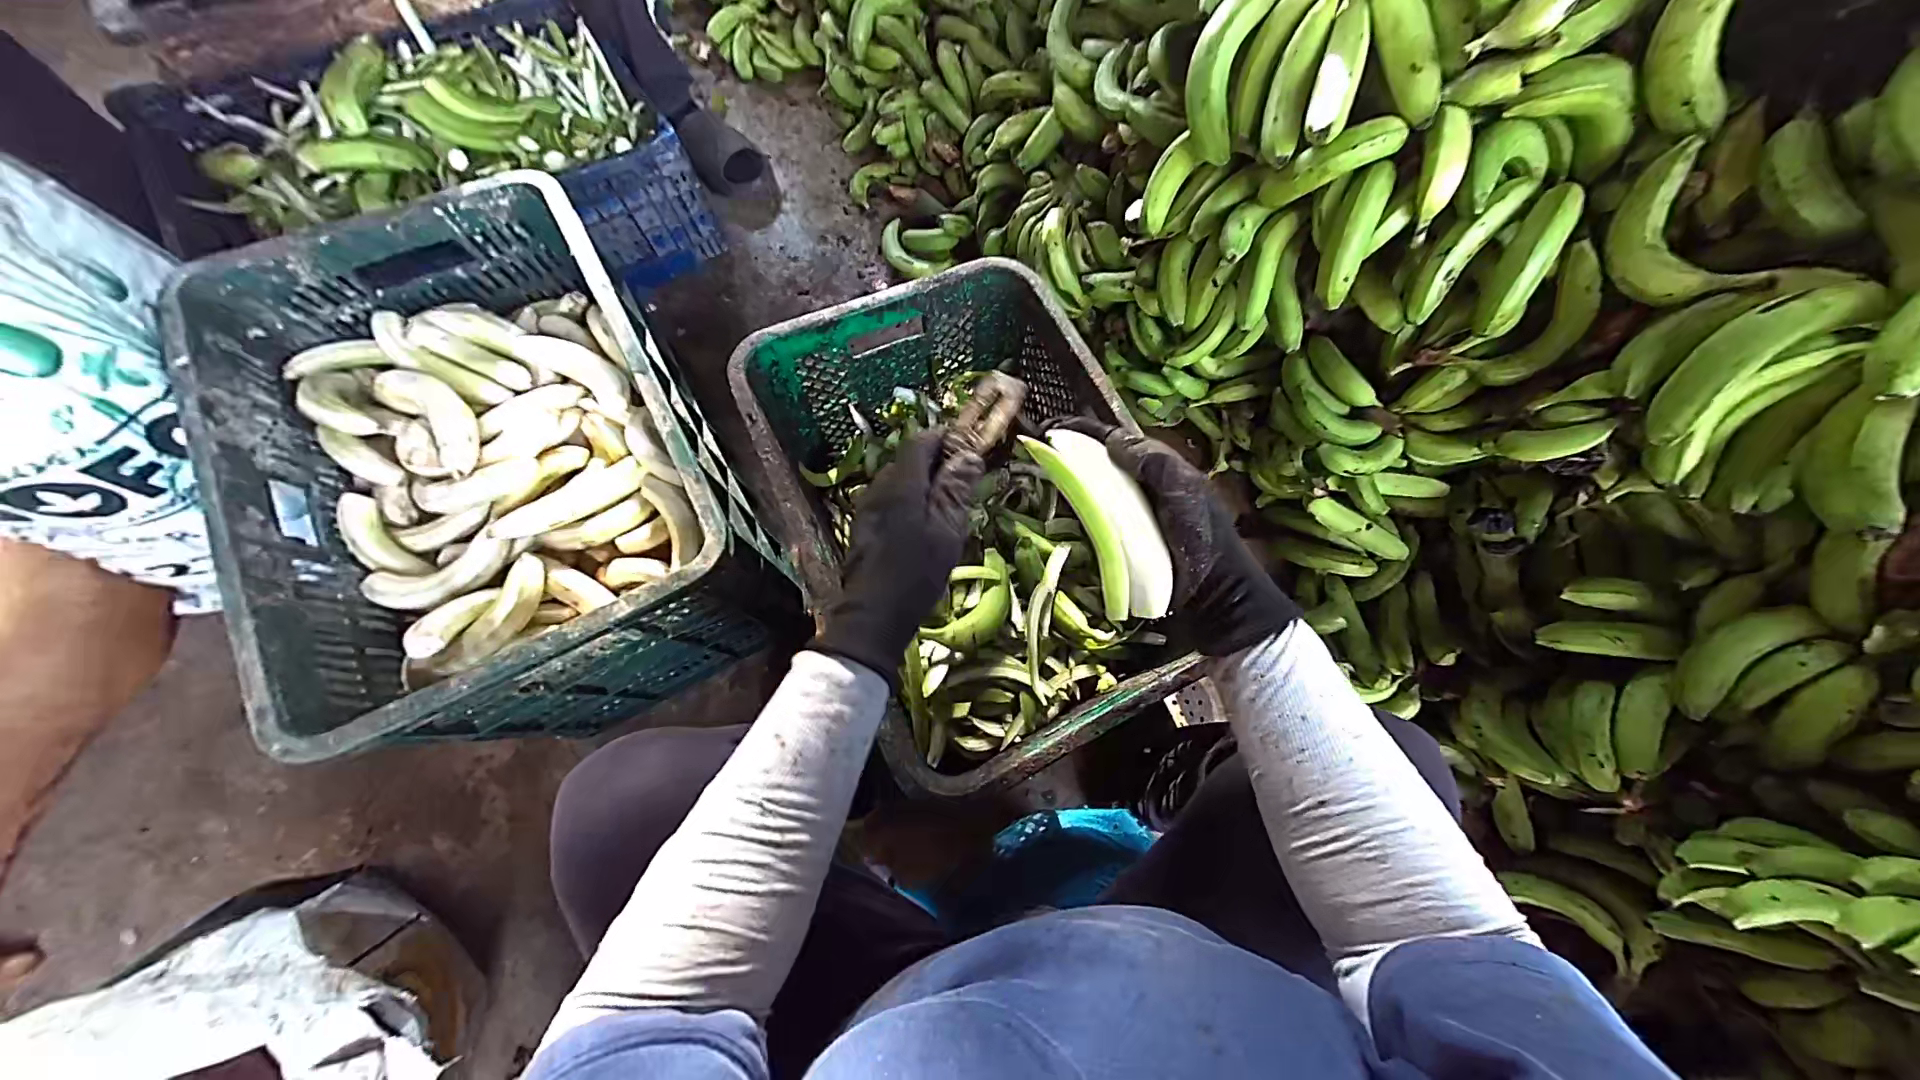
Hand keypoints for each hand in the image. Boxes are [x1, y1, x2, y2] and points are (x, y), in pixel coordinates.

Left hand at [813, 430, 985, 681]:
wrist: (874, 613)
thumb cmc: (916, 572)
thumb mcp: (946, 530)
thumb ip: (955, 490)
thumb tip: (968, 456)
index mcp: (902, 484)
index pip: (919, 442)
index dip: (944, 439)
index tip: (966, 450)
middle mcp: (879, 488)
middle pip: (908, 460)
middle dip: (935, 464)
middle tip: (962, 482)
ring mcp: (867, 507)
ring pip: (898, 481)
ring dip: (922, 484)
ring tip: (946, 507)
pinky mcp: (863, 526)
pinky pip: (889, 501)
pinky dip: (908, 502)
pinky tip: (922, 526)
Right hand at [1052, 419, 1299, 655]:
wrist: (1209, 588)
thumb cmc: (1202, 536)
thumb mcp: (1184, 489)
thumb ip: (1153, 461)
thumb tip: (1111, 441)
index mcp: (1152, 467)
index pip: (1110, 439)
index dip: (1081, 430)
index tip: (1051, 428)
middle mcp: (1133, 486)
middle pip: (1092, 462)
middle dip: (1064, 453)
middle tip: (1035, 451)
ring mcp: (1122, 515)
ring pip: (1085, 490)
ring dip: (1062, 483)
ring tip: (1036, 477)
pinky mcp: (1113, 541)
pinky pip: (1085, 521)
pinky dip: (1068, 515)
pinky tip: (1050, 512)